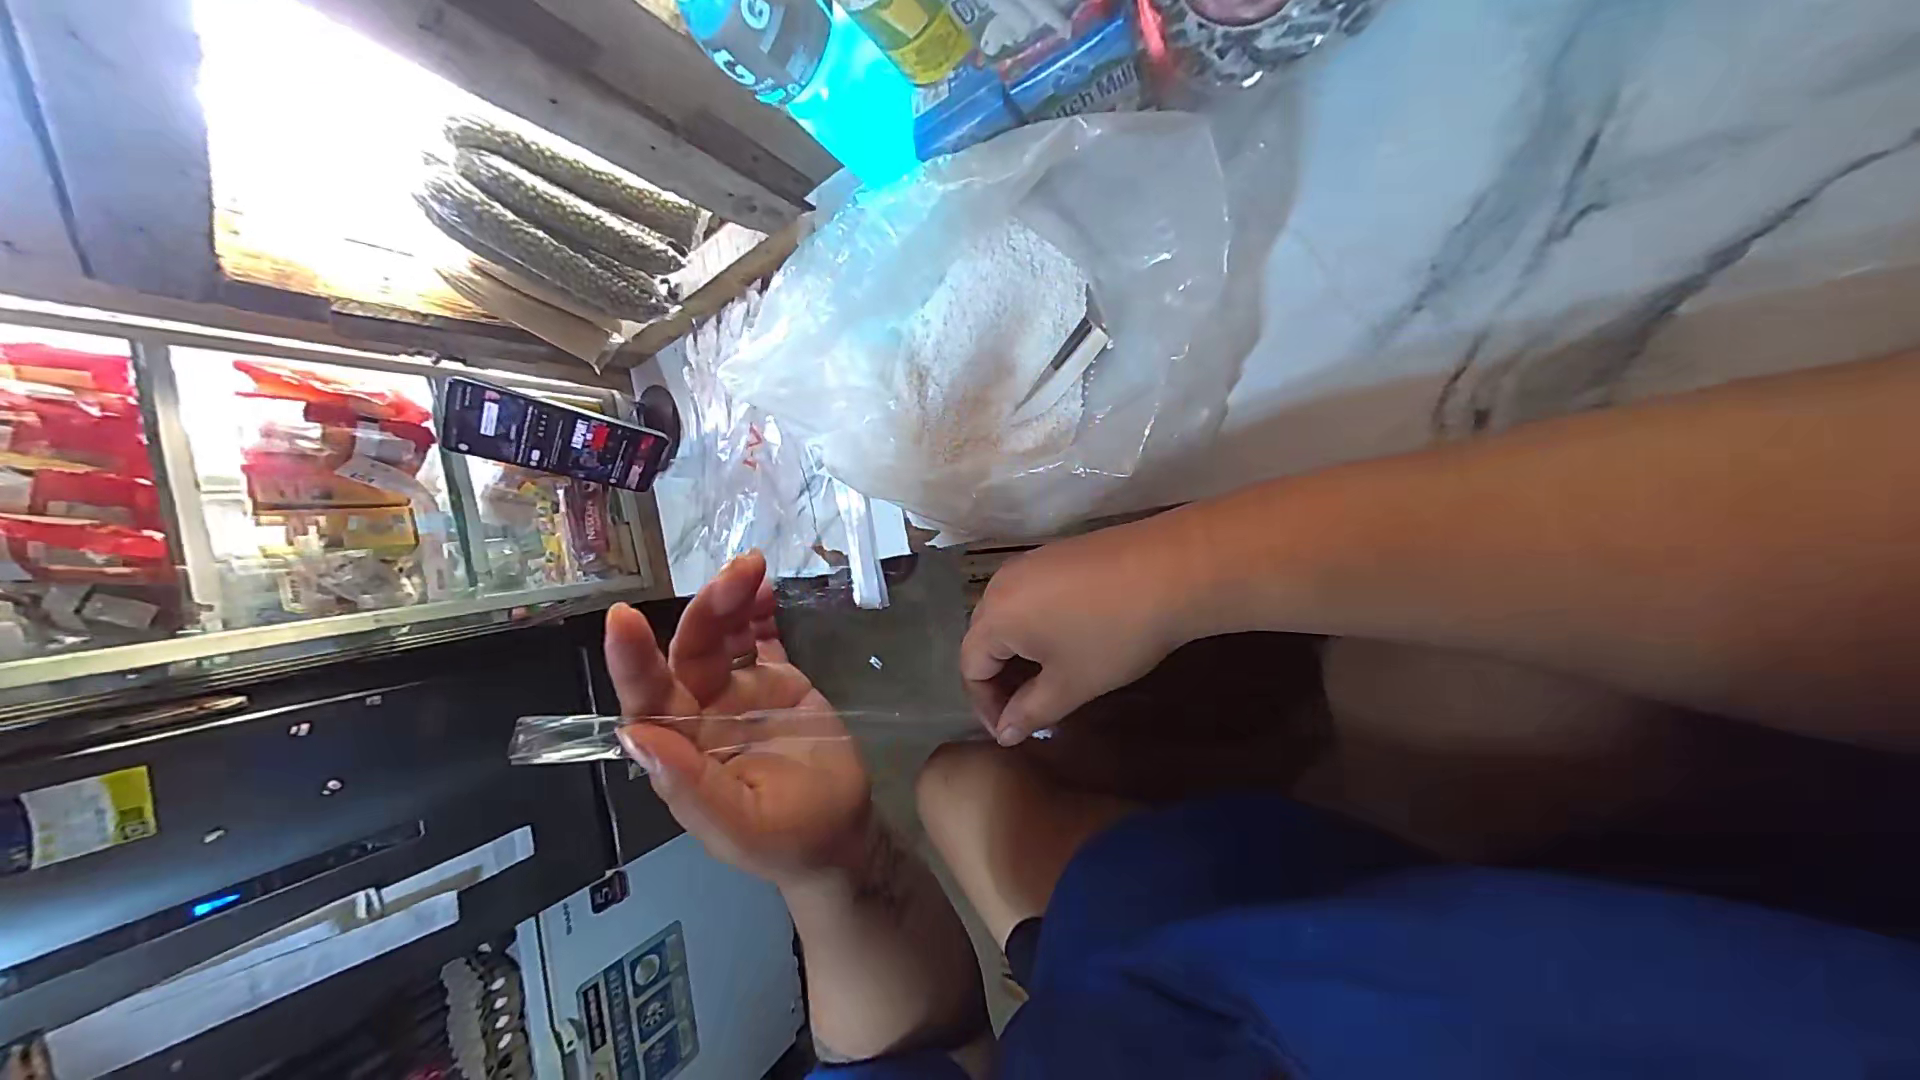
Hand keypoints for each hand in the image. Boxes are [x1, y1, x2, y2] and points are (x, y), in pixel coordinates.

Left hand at [607, 552, 871, 885]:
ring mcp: (741, 690)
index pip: (648, 698)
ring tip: (754, 568)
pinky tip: (765, 587)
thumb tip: (636, 736)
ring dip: (732, 599)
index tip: (623, 619)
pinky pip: (761, 637)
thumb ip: (689, 786)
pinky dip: (759, 610)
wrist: (842, 831)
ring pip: (724, 635)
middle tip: (739, 572)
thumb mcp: (739, 826)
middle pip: (692, 651)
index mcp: (682, 748)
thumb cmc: (787, 839)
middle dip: (708, 609)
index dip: (633, 660)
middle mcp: (703, 712)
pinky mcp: (778, 679)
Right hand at [960, 519, 1199, 743]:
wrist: (1171, 570)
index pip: (970, 667)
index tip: (1013, 731)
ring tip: (1047, 679)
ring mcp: (1028, 563)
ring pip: (1007, 616)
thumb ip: (1030, 711)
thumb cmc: (1115, 635)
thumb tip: (1005, 733)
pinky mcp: (1054, 553)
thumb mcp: (1071, 683)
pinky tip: (1066, 638)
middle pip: (983, 638)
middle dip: (999, 680)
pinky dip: (1034, 624)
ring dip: (1017, 653)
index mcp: (995, 615)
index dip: (985, 706)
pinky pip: (1028, 595)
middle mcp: (1001, 583)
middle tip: (1027, 709)